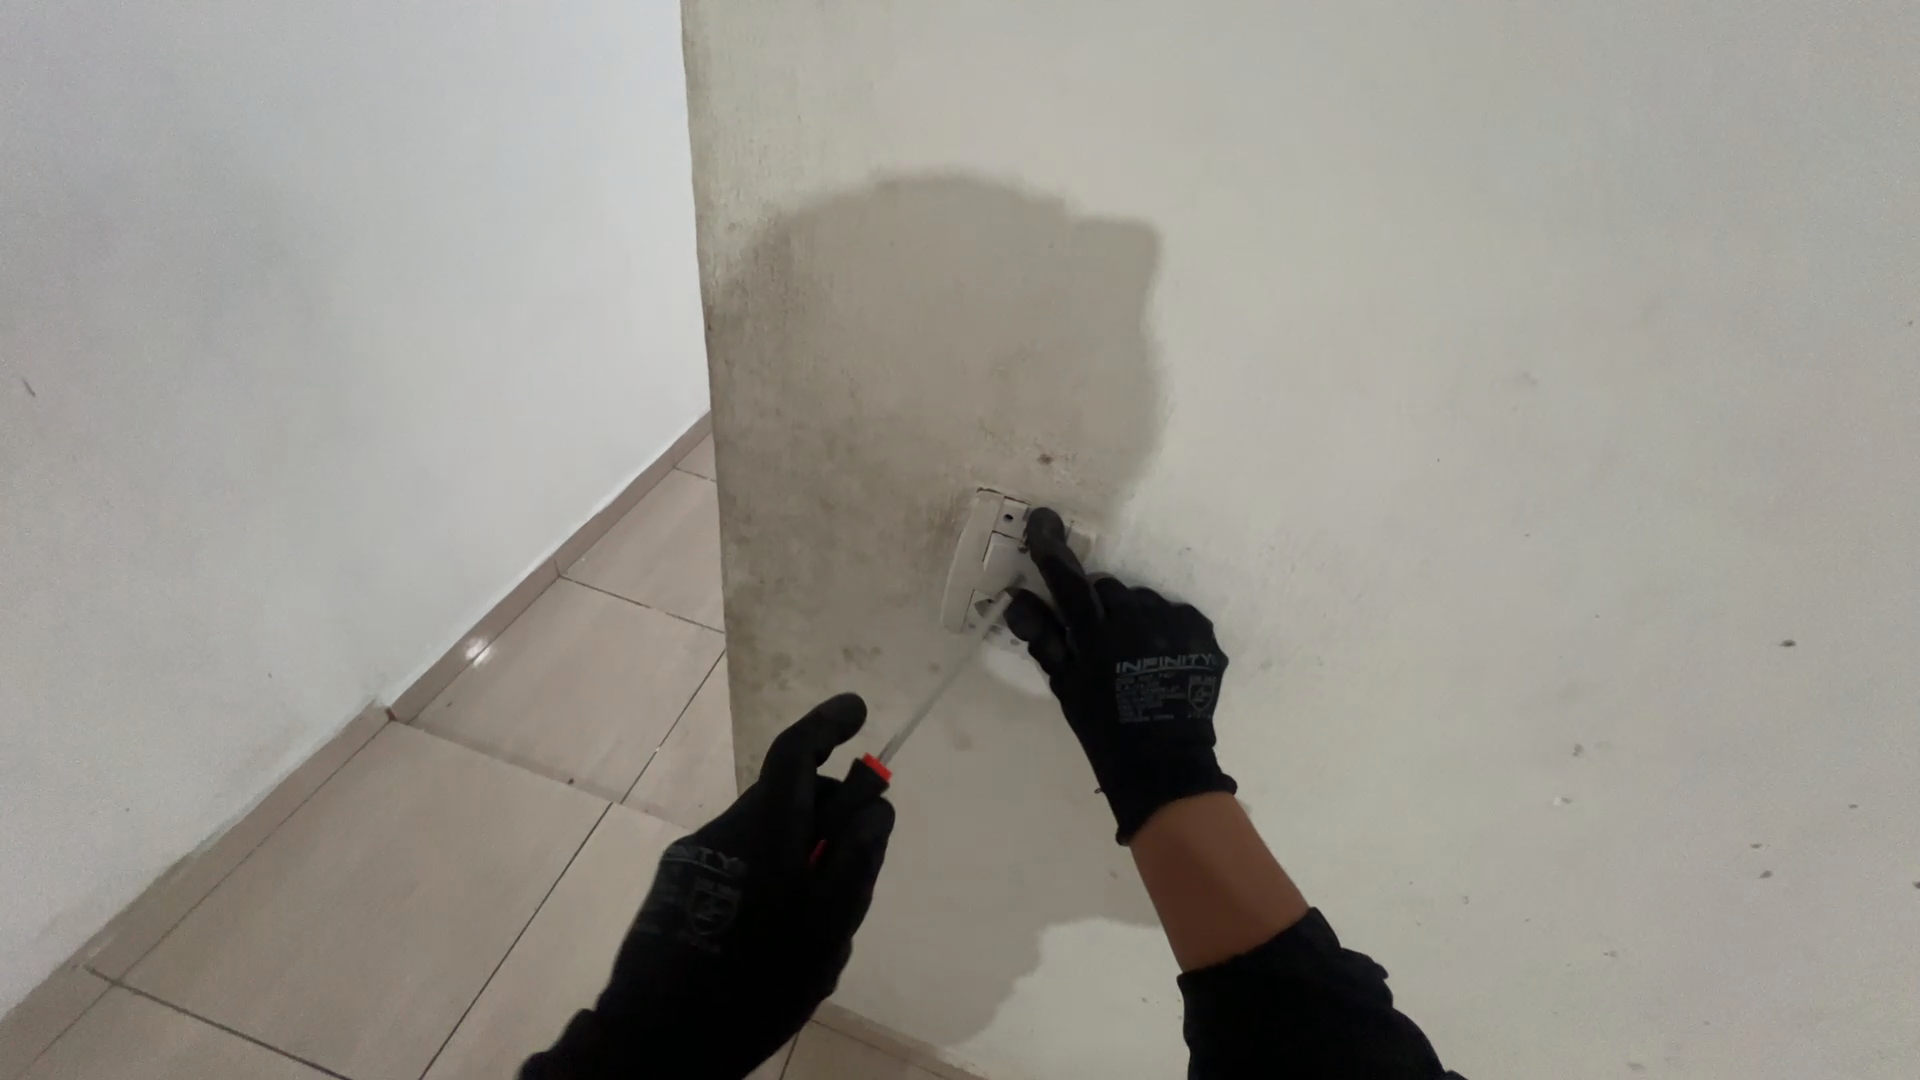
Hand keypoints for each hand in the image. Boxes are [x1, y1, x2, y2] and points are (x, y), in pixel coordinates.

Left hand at [532, 695, 893, 1079]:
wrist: (650, 1049)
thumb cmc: (752, 990)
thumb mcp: (826, 934)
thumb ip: (856, 861)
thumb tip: (876, 806)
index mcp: (766, 834)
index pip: (794, 752)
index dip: (828, 722)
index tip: (858, 710)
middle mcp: (729, 830)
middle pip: (790, 793)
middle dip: (829, 809)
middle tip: (854, 856)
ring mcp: (699, 855)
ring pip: (769, 828)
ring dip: (801, 848)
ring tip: (815, 913)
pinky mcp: (680, 880)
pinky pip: (744, 855)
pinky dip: (772, 870)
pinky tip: (775, 925)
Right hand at [1006, 508, 1235, 842]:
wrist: (1165, 765)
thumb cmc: (1104, 728)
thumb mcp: (1065, 686)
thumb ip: (1043, 638)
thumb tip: (1018, 598)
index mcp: (1097, 636)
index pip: (1068, 580)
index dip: (1051, 548)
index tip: (1043, 519)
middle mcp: (1137, 620)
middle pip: (1107, 586)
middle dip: (1097, 604)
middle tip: (1097, 638)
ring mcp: (1174, 625)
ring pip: (1141, 597)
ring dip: (1131, 614)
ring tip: (1133, 651)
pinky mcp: (1203, 633)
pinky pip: (1174, 611)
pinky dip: (1163, 625)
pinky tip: (1160, 655)